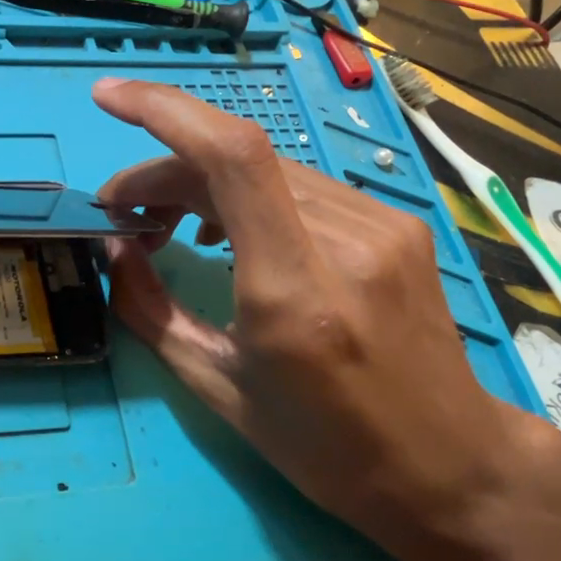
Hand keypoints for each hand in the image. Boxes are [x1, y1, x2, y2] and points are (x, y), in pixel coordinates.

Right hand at [92, 78, 542, 560]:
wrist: (452, 465)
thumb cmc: (322, 444)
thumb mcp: (214, 386)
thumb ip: (148, 307)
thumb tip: (112, 246)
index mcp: (293, 292)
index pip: (232, 158)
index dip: (164, 110)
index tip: (108, 96)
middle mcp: (344, 241)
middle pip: (233, 158)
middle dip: (160, 171)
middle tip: (121, 212)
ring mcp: (381, 225)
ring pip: (263, 167)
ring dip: (197, 182)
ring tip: (164, 226)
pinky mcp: (395, 222)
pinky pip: (297, 184)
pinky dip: (241, 193)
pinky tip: (222, 230)